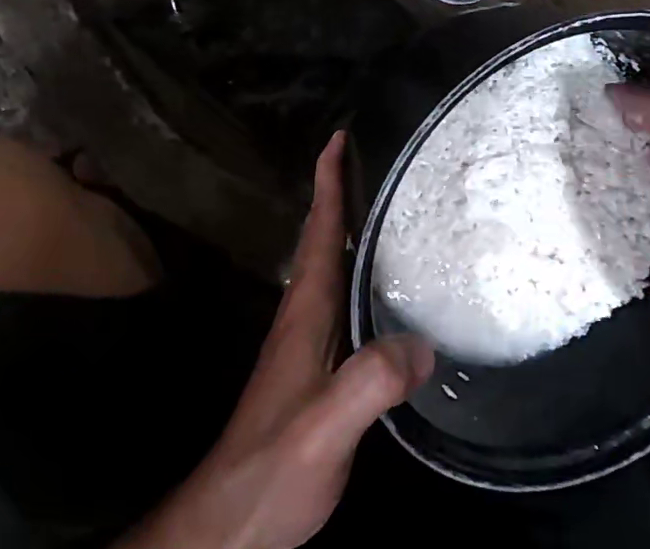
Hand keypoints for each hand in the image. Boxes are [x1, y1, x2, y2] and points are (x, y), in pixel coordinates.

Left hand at [118, 132, 433, 548]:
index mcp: (304, 317)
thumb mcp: (322, 429)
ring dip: (347, 230)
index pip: (317, 236)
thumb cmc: (269, 472)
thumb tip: (423, 342)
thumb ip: (366, 384)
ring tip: (383, 207)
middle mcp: (303, 320)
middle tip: (371, 161)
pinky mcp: (315, 370)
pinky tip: (382, 285)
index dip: (327, 186)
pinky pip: (341, 300)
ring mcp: (306, 346)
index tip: (337, 139)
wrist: (226, 526)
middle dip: (340, 195)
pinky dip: (356, 273)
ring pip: (330, 268)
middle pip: (322, 242)